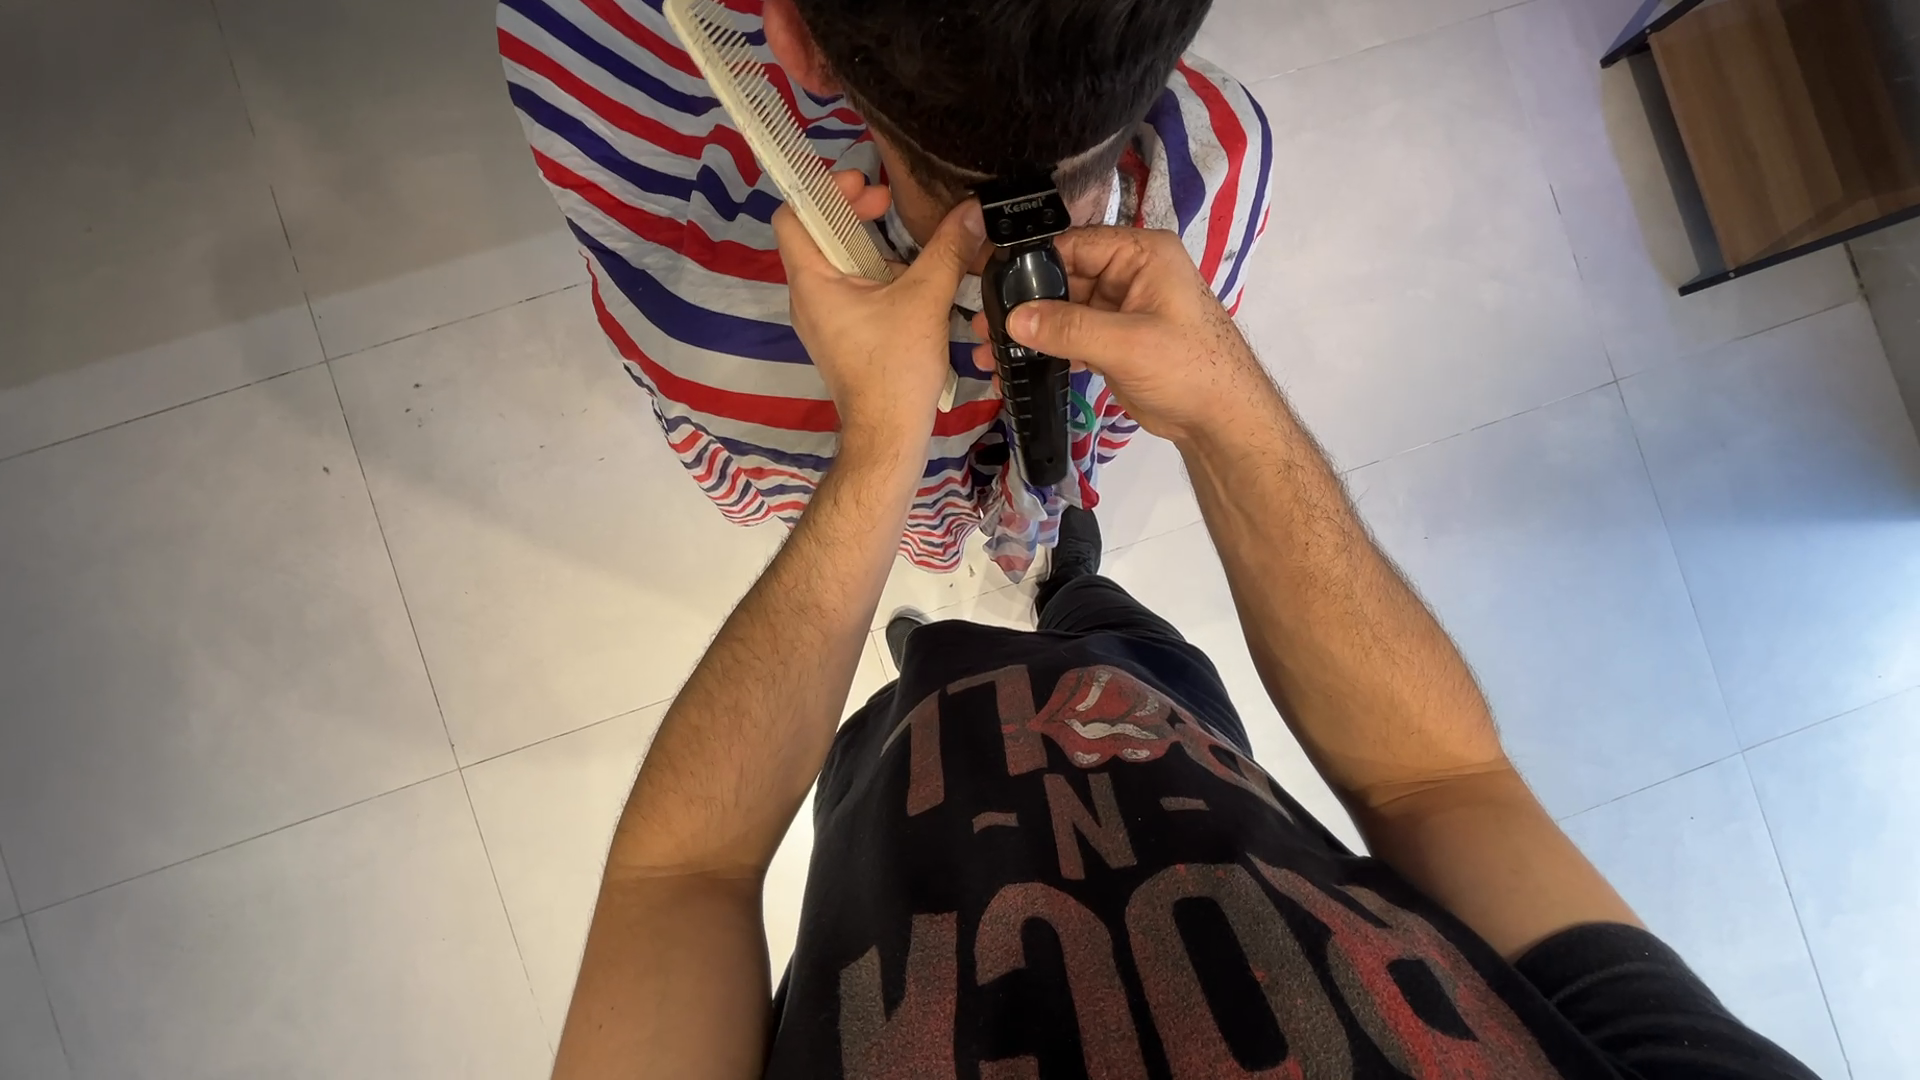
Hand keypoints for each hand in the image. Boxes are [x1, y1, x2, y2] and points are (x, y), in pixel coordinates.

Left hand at [772, 172, 985, 452]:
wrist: (889, 434)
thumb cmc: (896, 368)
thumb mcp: (925, 300)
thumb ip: (948, 250)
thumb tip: (971, 211)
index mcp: (812, 282)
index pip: (793, 214)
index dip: (825, 190)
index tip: (868, 189)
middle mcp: (807, 299)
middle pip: (818, 236)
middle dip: (855, 214)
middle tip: (890, 209)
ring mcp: (822, 322)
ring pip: (837, 266)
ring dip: (869, 247)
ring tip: (909, 251)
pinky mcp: (841, 339)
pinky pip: (849, 293)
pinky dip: (874, 279)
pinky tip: (909, 287)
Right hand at [968, 227, 1270, 443]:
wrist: (1220, 418)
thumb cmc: (1186, 367)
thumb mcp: (1127, 343)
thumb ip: (1068, 328)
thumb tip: (1012, 319)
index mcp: (1140, 254)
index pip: (1074, 245)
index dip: (1032, 264)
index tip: (990, 286)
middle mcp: (1129, 274)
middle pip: (1065, 279)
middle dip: (1025, 305)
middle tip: (983, 328)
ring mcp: (1121, 309)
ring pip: (1065, 312)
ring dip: (1032, 333)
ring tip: (991, 355)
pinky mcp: (1115, 341)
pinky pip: (1074, 338)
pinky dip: (1049, 352)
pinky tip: (1018, 369)